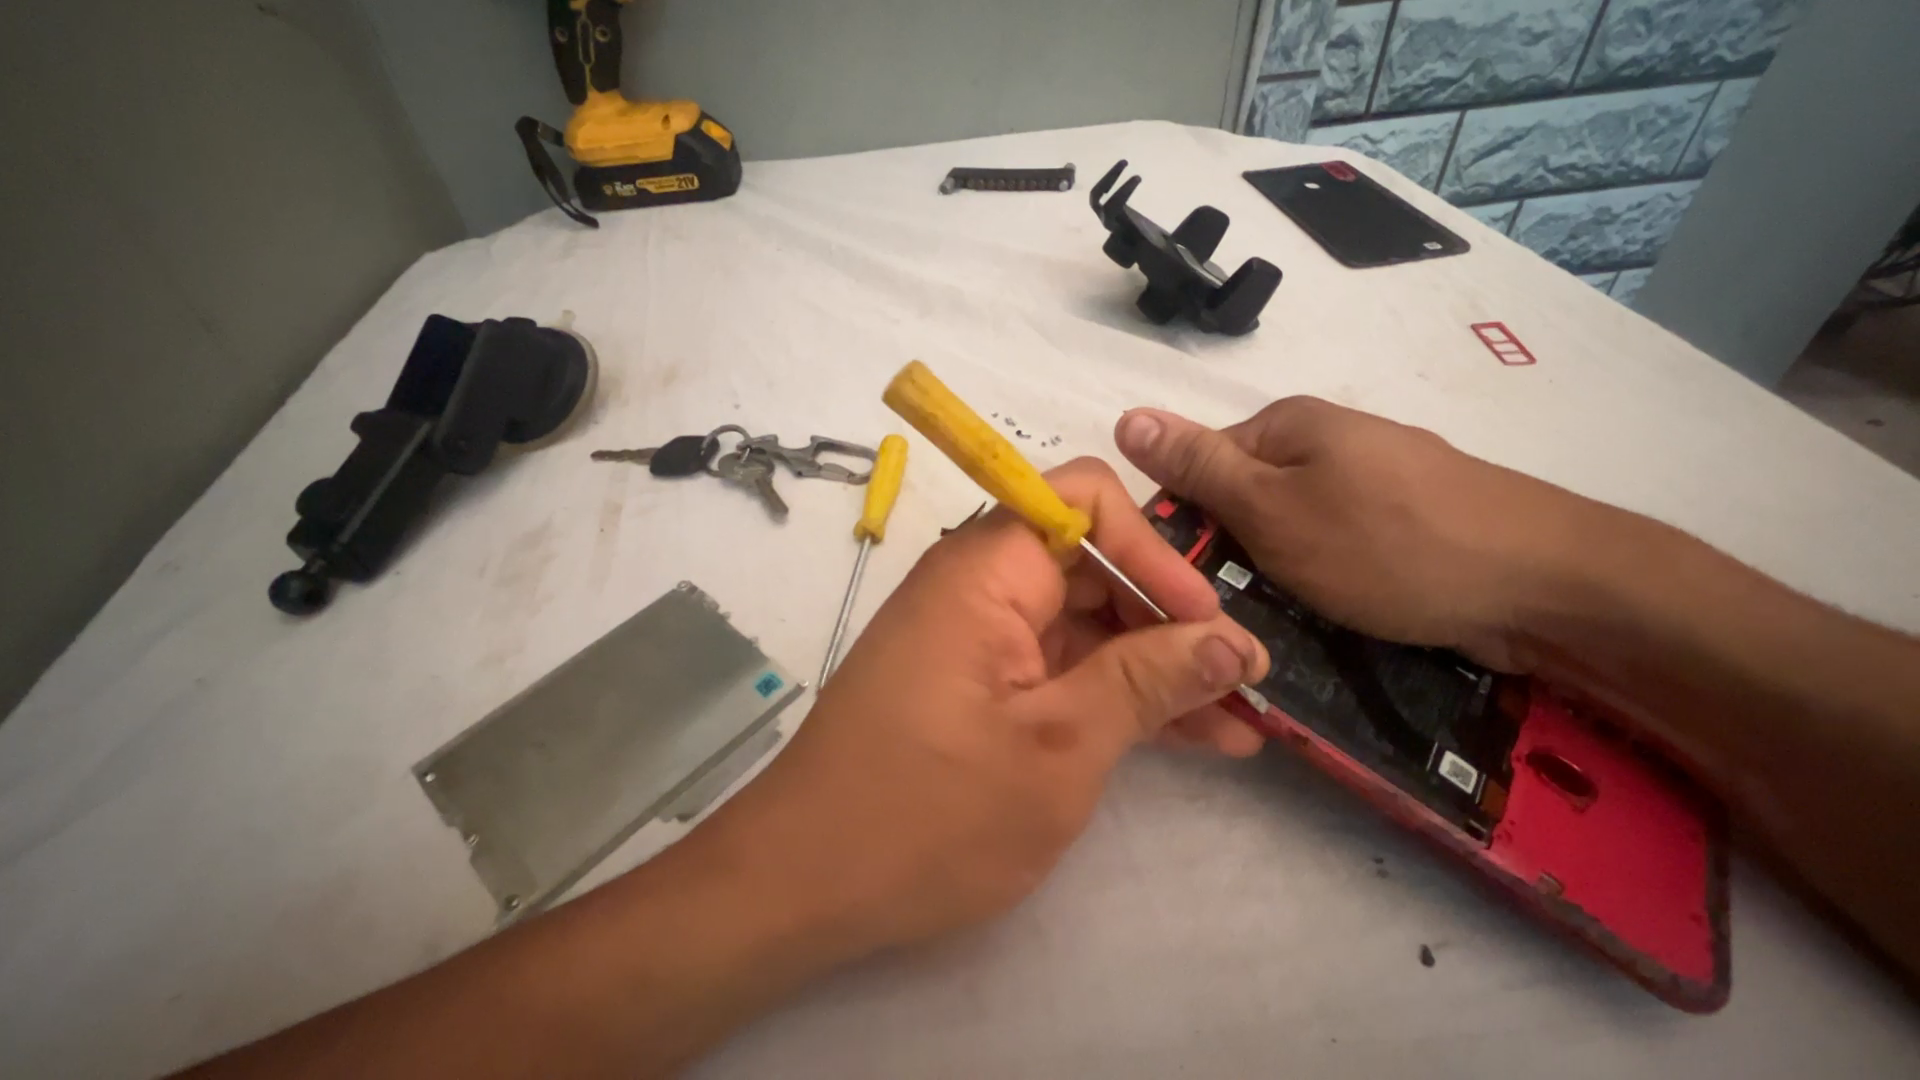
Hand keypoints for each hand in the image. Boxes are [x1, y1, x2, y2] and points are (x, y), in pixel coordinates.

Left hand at [700, 458, 1267, 956]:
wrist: (803, 887)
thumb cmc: (928, 815)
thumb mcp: (1059, 749)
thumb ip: (1146, 681)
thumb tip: (1229, 641)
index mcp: (984, 571)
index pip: (1086, 501)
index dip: (1155, 549)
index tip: (1205, 621)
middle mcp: (975, 588)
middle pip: (1091, 567)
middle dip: (1169, 617)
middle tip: (1240, 680)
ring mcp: (973, 641)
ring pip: (1082, 627)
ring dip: (1154, 668)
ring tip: (1237, 721)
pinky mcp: (973, 689)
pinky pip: (1056, 671)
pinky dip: (1112, 698)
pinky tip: (1188, 740)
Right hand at [1114, 398, 1614, 673]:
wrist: (1545, 585)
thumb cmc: (1387, 545)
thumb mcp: (1272, 508)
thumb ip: (1198, 467)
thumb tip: (1126, 417)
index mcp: (1288, 424)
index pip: (1198, 466)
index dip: (1184, 522)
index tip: (1186, 581)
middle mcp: (1329, 441)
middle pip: (1245, 499)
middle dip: (1232, 554)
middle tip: (1232, 611)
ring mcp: (1374, 482)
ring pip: (1291, 531)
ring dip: (1277, 575)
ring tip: (1279, 624)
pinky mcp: (1406, 525)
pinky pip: (1337, 550)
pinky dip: (1323, 583)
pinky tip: (1330, 615)